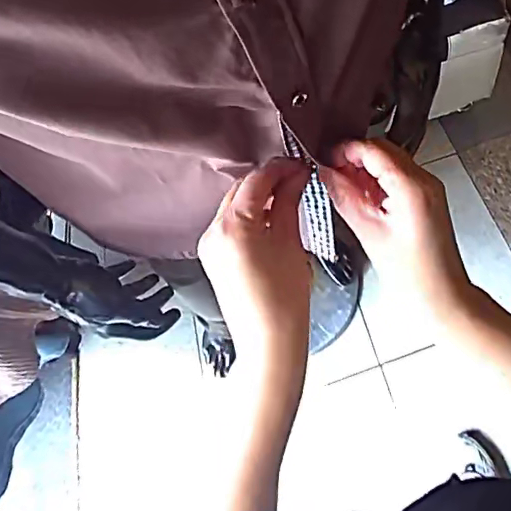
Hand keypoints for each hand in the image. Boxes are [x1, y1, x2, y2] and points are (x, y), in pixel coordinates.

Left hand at [197, 158, 311, 387]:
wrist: (269, 344)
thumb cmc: (283, 302)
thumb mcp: (291, 241)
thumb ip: (289, 201)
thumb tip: (296, 177)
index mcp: (233, 226)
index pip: (257, 180)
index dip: (281, 168)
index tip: (300, 166)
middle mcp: (214, 231)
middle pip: (242, 189)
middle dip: (269, 180)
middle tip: (298, 178)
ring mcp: (210, 245)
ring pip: (235, 204)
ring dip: (260, 196)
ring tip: (288, 196)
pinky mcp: (213, 256)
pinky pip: (231, 223)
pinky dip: (250, 215)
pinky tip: (272, 218)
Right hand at [325, 139, 474, 319]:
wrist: (441, 295)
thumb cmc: (413, 274)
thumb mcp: (368, 232)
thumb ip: (343, 196)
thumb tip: (327, 174)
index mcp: (411, 187)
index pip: (373, 149)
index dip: (347, 149)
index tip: (329, 157)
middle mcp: (425, 181)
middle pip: (383, 149)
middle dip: (356, 157)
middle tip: (334, 171)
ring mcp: (429, 188)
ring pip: (391, 159)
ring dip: (367, 168)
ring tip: (348, 187)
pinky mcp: (428, 197)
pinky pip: (400, 174)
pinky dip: (380, 179)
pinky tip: (366, 198)